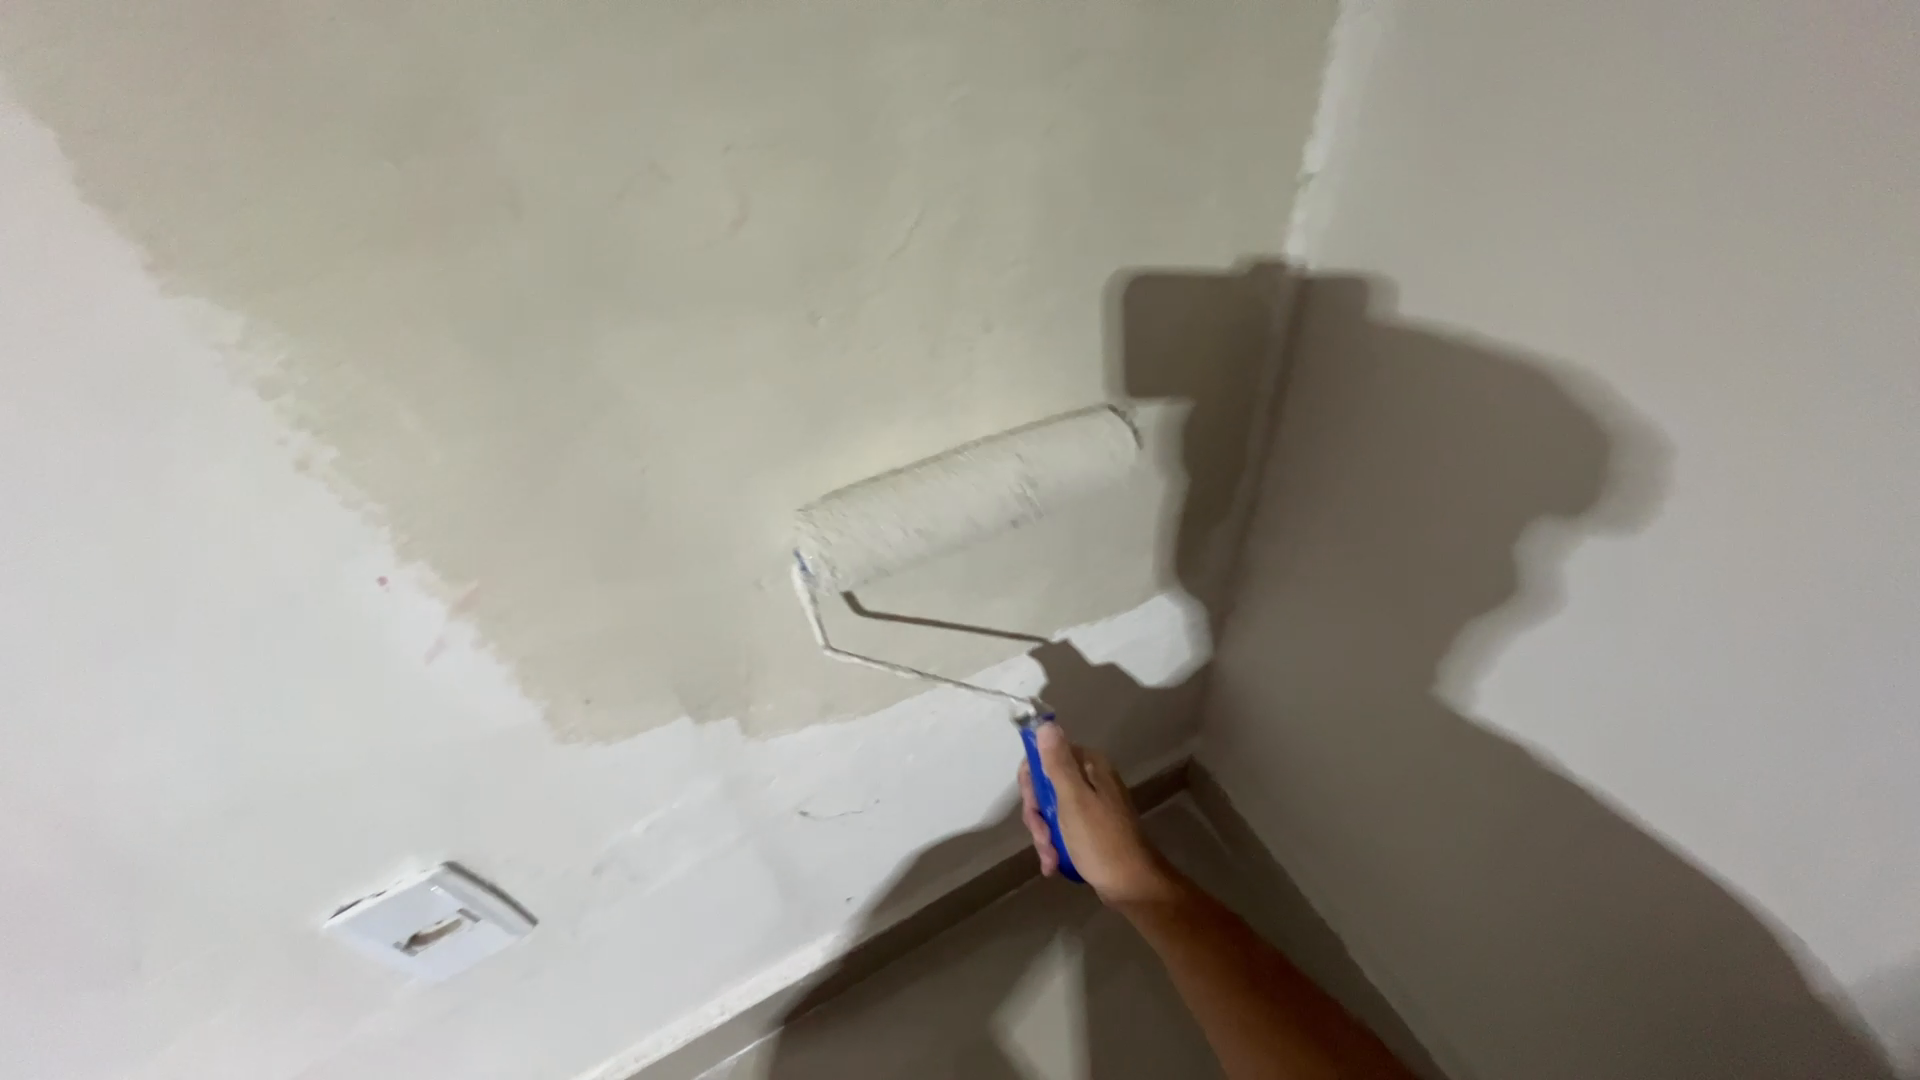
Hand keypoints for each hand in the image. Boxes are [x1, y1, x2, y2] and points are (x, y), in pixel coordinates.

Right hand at [1018, 722, 1178, 907]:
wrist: (1132, 887)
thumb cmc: (1101, 841)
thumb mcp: (1073, 800)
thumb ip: (1057, 762)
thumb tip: (1046, 724)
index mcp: (1090, 766)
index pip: (1045, 757)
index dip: (1031, 782)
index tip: (1032, 806)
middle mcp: (1091, 779)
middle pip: (1046, 786)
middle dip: (1038, 815)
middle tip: (1042, 837)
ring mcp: (1092, 804)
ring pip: (1051, 810)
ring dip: (1044, 835)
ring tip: (1050, 857)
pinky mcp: (1091, 828)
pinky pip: (1063, 828)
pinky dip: (1055, 845)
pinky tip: (1053, 864)